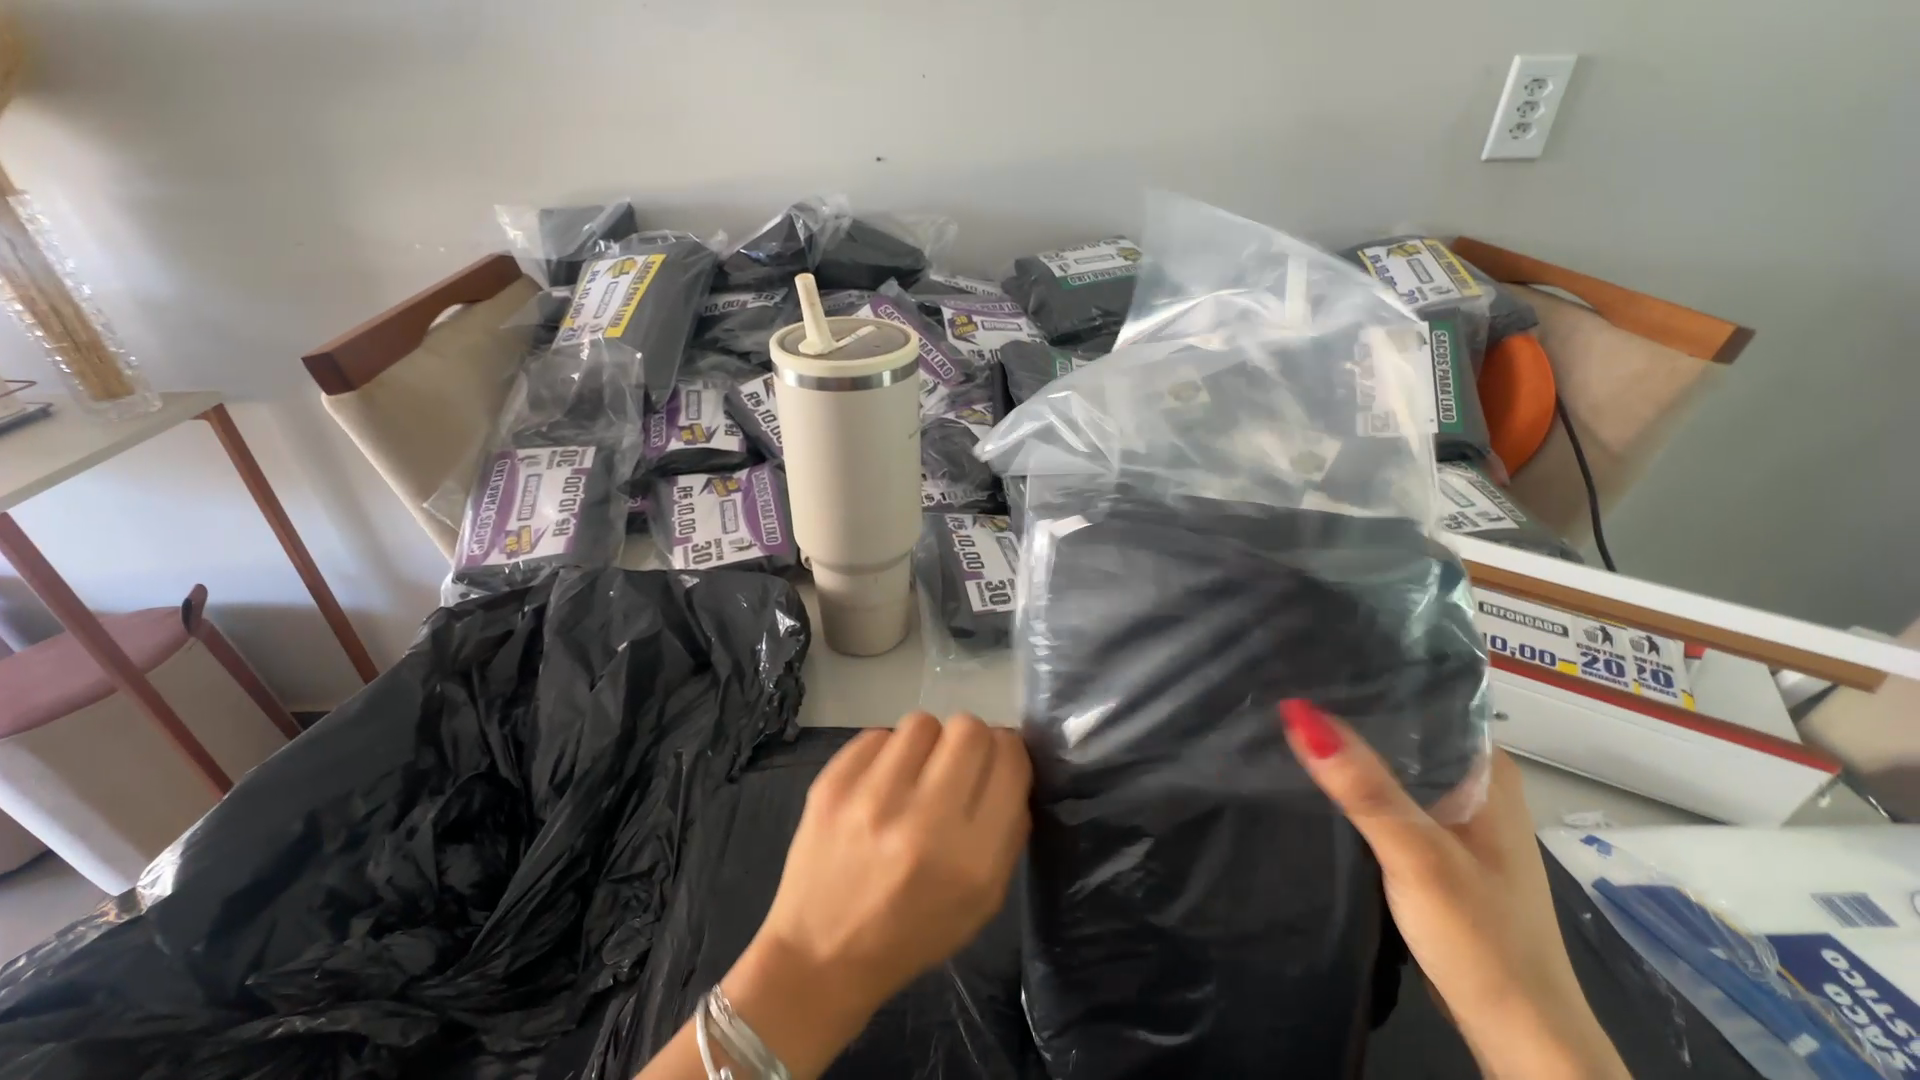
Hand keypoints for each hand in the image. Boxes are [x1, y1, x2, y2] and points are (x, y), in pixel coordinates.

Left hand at [717, 713, 1031, 1077]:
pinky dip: (886, 755)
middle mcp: (924, 821)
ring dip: (928, 744)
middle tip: (958, 766)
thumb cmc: (914, 932)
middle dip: (972, 742)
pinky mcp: (830, 786)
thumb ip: (1008, 830)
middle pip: (969, 729)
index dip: (1008, 754)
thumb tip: (1009, 765)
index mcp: (971, 857)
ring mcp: (871, 800)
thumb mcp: (984, 901)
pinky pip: (877, 736)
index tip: (997, 765)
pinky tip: (879, 786)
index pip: (1008, 760)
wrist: (822, 955)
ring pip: (923, 723)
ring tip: (916, 775)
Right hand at [1280, 700, 1628, 1079]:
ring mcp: (1460, 818)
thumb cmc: (1480, 938)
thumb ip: (1362, 786)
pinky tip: (1320, 779)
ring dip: (1354, 749)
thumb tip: (1298, 710)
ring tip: (1288, 719)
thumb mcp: (1416, 855)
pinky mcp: (1441, 847)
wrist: (1518, 1032)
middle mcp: (1477, 783)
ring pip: (1397, 766)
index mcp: (1486, 769)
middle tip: (1282, 679)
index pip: (1423, 696)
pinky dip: (1359, 786)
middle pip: (1405, 729)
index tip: (1307, 651)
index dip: (1368, 673)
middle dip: (1351, 708)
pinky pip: (1393, 797)